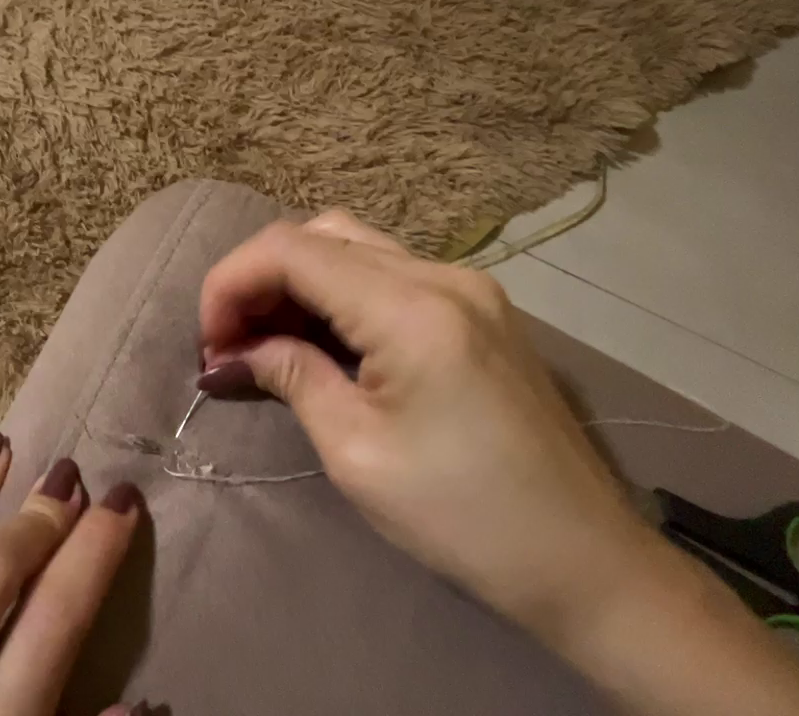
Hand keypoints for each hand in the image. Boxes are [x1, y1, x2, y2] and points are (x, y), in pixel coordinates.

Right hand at [197, 213, 798, 715]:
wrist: (588, 565)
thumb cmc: (463, 517)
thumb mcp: (356, 452)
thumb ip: (292, 376)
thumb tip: (236, 351)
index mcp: (412, 309)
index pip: (290, 251)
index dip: (230, 283)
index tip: (209, 344)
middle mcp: (443, 276)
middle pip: (317, 234)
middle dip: (257, 279)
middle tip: (231, 344)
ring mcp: (468, 287)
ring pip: (351, 244)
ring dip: (294, 281)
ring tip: (266, 341)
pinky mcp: (478, 309)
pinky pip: (386, 271)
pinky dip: (335, 291)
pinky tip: (320, 339)